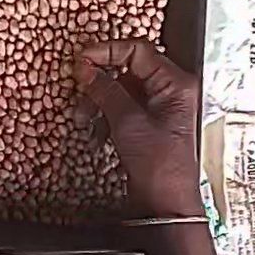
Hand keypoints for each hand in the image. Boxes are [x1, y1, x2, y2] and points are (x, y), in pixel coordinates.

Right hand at [72, 39, 203, 216]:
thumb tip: (87, 69)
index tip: (82, 59)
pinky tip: (96, 133)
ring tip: (84, 118)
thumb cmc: (160, 166)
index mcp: (175, 84)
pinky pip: (122, 110)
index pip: (138, 51)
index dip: (107, 52)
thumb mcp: (128, 123)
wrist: (166, 204)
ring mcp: (159, 109)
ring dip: (99, 102)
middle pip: (128, 71)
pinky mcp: (148, 126)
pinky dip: (106, 117)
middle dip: (100, 82)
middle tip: (80, 89)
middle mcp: (170, 92)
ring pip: (122, 91)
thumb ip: (107, 91)